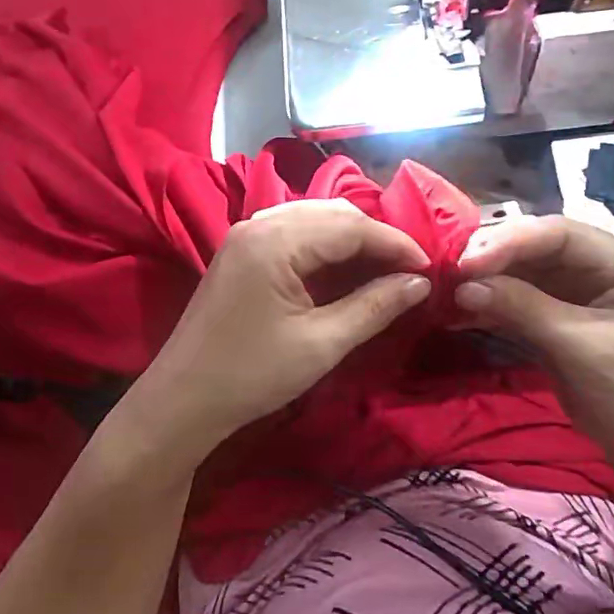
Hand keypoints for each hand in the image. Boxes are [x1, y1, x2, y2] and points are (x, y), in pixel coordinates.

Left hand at [128, 200, 432, 454]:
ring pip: (312, 219)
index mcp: (275, 240)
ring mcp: (245, 235)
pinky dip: (323, 247)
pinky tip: (342, 270)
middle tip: (409, 271)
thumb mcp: (322, 343)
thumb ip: (375, 306)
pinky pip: (292, 233)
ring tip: (383, 270)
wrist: (182, 399)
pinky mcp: (239, 251)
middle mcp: (258, 223)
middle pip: (332, 214)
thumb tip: (420, 283)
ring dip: (350, 240)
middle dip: (374, 238)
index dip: (396, 243)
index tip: (430, 268)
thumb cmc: (252, 375)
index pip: (351, 226)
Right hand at [453, 214, 613, 469]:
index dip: (510, 241)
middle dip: (492, 259)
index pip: (561, 235)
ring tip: (445, 290)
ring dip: (485, 282)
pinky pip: (518, 303)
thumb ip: (524, 309)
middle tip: (448, 272)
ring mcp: (580, 295)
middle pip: (538, 250)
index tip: (466, 261)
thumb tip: (463, 286)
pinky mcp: (560, 321)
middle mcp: (603, 269)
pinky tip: (457, 311)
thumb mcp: (583, 348)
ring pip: (523, 275)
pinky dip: (490, 306)